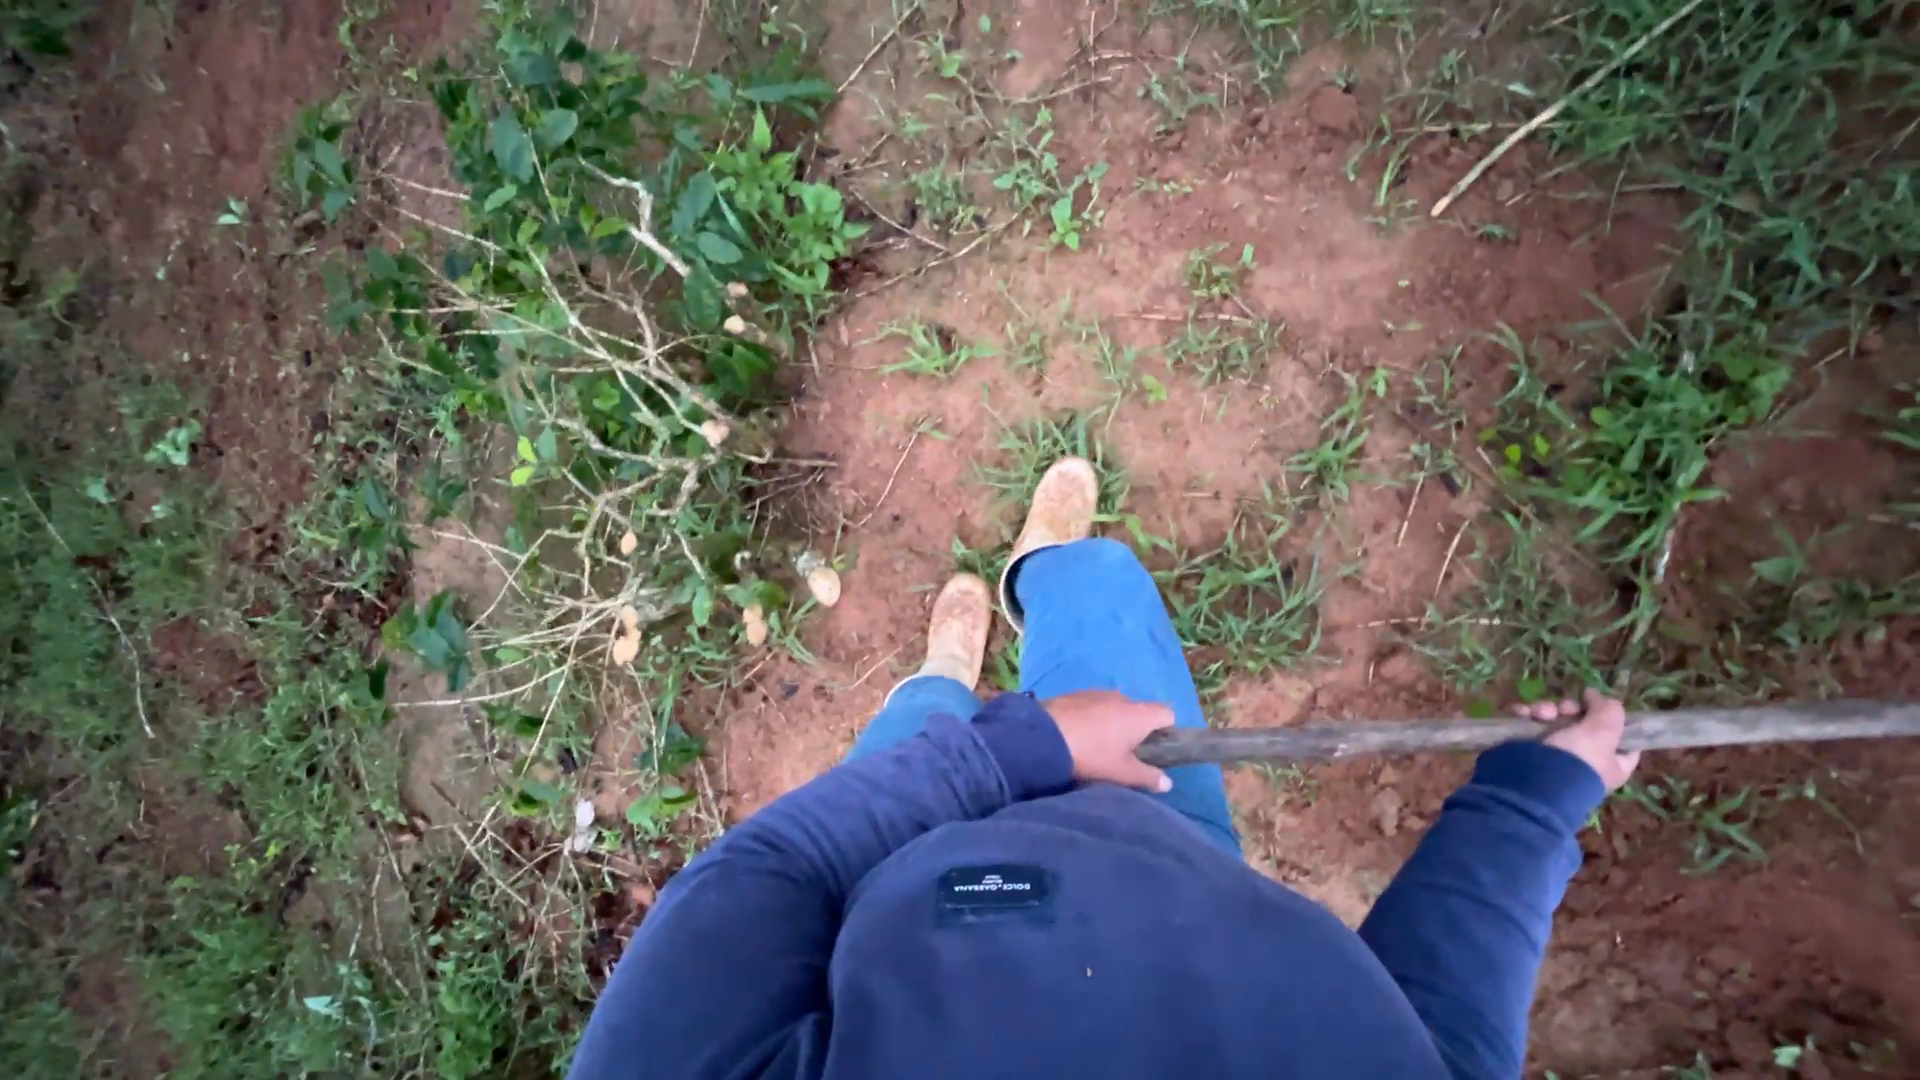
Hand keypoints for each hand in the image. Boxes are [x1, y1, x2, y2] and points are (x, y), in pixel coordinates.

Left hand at [1041, 690, 1174, 792]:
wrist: (1043, 736)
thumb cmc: (1092, 754)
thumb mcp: (1122, 772)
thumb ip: (1148, 777)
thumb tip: (1168, 783)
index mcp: (1139, 714)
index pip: (1166, 713)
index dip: (1166, 729)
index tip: (1156, 748)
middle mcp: (1122, 697)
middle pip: (1139, 710)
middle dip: (1137, 728)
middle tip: (1126, 752)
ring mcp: (1096, 692)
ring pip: (1115, 707)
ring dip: (1113, 722)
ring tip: (1099, 745)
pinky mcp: (1074, 694)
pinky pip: (1093, 705)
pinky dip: (1092, 717)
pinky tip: (1079, 735)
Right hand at [1518, 688, 1640, 791]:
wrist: (1528, 780)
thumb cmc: (1574, 760)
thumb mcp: (1602, 734)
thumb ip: (1608, 710)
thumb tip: (1596, 694)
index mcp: (1611, 763)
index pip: (1622, 740)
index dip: (1615, 722)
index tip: (1601, 708)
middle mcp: (1583, 758)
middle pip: (1582, 723)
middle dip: (1571, 710)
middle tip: (1564, 710)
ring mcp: (1552, 751)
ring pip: (1553, 719)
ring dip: (1545, 709)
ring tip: (1538, 713)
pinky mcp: (1525, 745)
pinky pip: (1527, 722)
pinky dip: (1524, 714)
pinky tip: (1521, 713)